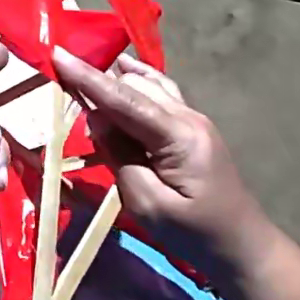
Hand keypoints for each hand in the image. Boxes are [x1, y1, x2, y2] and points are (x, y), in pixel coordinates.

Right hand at [51, 47, 272, 281]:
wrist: (241, 244)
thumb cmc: (195, 234)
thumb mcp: (149, 206)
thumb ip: (120, 158)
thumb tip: (97, 119)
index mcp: (178, 136)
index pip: (125, 100)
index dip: (88, 78)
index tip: (58, 54)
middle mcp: (188, 117)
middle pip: (135, 87)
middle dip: (97, 80)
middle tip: (59, 79)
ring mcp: (193, 118)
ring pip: (148, 85)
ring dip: (115, 79)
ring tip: (81, 71)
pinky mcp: (192, 126)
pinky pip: (162, 92)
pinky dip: (139, 79)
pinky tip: (124, 66)